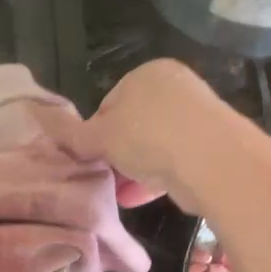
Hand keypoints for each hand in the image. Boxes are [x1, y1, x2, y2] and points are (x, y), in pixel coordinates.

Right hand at [87, 58, 235, 208]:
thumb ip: (76, 136)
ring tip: (118, 192)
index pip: (108, 103)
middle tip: (103, 175)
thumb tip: (58, 133)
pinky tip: (136, 198)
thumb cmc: (146, 137)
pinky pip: (172, 161)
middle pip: (131, 125)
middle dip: (115, 153)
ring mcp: (195, 116)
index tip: (89, 156)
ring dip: (133, 169)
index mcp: (146, 73)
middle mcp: (174, 88)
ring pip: (152, 145)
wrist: (212, 161)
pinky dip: (154, 178)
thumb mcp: (99, 137)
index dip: (94, 132)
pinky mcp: (210, 145)